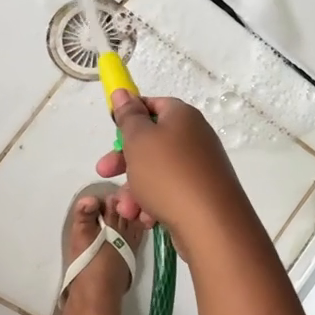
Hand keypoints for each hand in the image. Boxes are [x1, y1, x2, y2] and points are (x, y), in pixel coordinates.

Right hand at [93, 91, 249, 239]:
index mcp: (182, 117)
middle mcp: (194, 137)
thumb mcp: (139, 140)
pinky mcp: (200, 192)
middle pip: (151, 142)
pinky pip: (170, 191)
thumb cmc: (168, 173)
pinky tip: (146, 219)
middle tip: (104, 173)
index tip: (112, 129)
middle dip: (124, 160)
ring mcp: (199, 166)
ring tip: (127, 209)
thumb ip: (128, 116)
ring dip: (135, 189)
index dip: (131, 115)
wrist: (210, 222)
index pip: (154, 105)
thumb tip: (123, 91)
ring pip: (156, 171)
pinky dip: (154, 203)